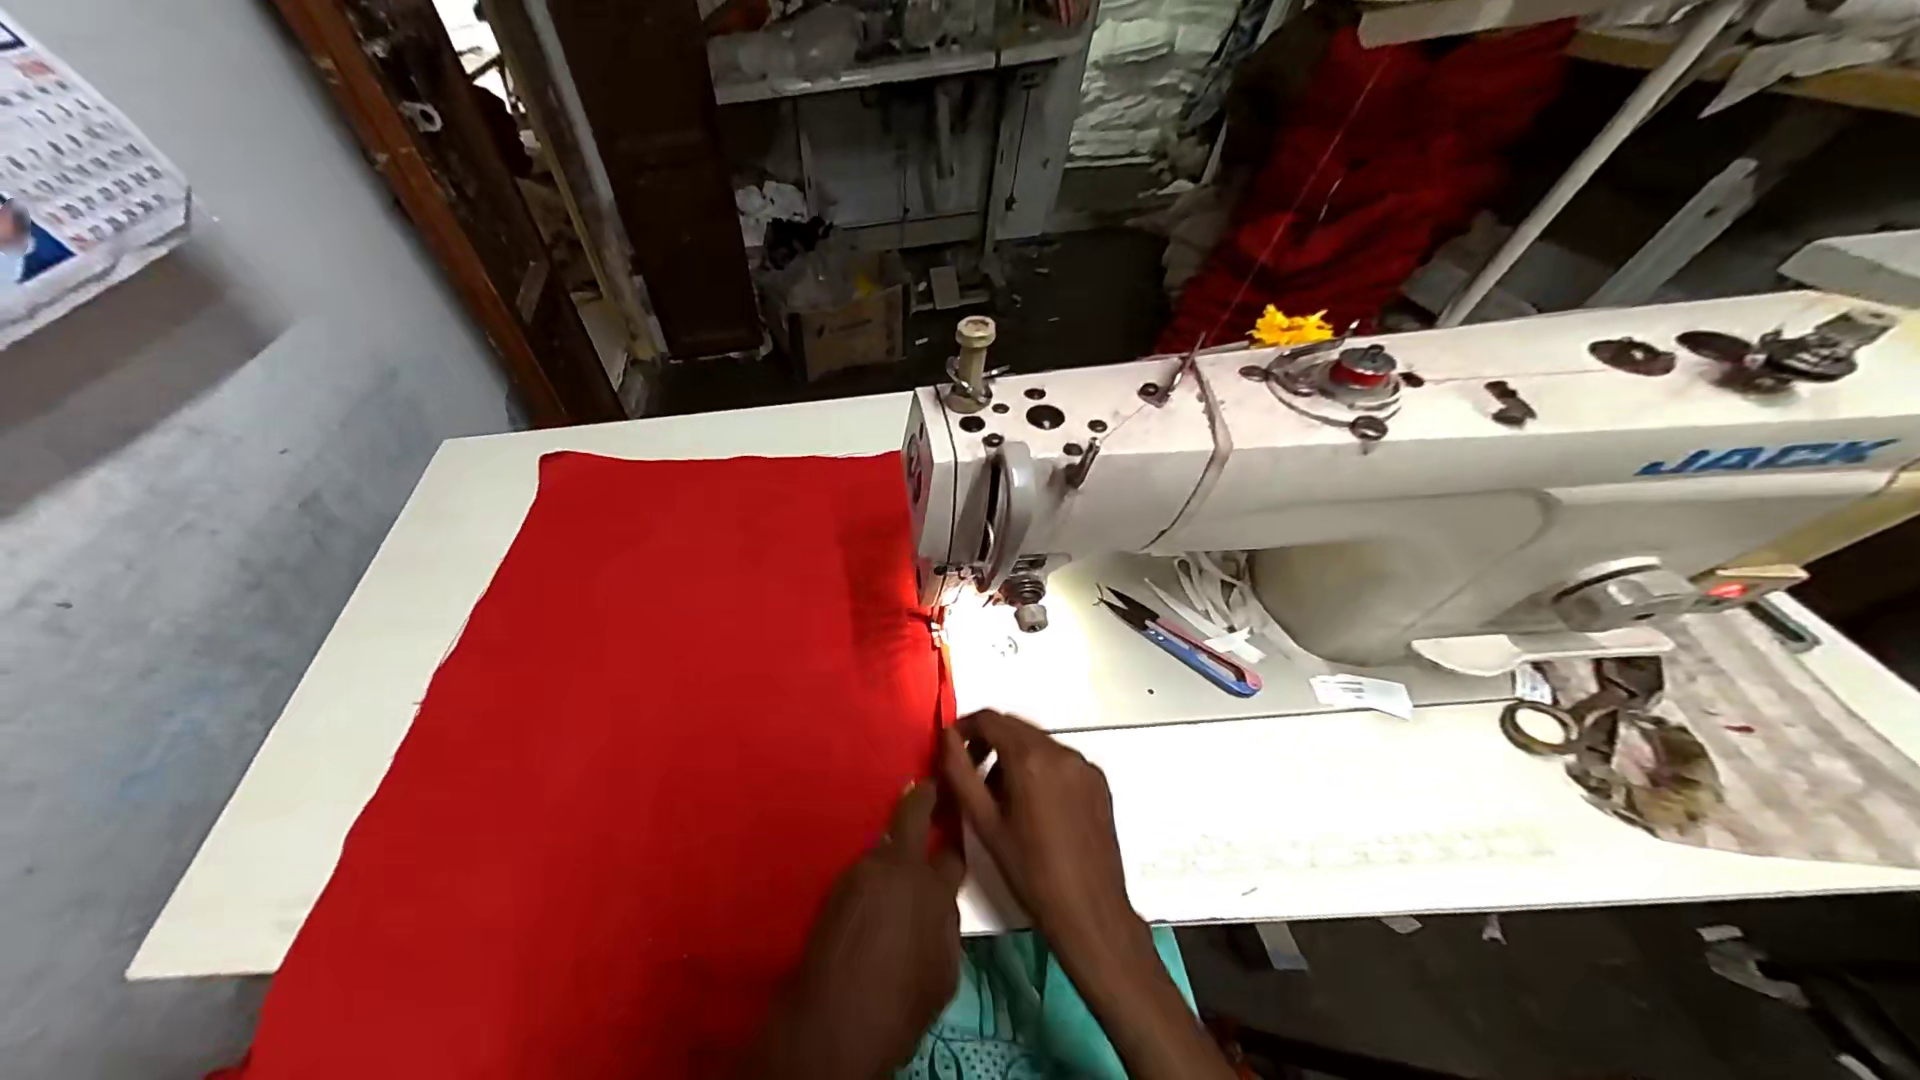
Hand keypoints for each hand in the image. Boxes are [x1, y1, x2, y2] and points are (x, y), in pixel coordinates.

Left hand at [751, 782, 963, 1079]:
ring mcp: (859, 872)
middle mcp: (894, 866)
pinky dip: (873, 881)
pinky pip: (863, 874)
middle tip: (932, 786)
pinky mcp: (834, 888)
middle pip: (912, 812)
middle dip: (924, 796)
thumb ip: (947, 927)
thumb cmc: (900, 1005)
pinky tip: (873, 906)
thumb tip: (941, 907)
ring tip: (898, 878)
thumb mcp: (944, 972)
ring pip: (884, 850)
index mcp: (931, 887)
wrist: (830, 1025)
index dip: (958, 842)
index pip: (952, 852)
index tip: (960, 832)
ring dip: (894, 858)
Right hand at [936, 709, 1134, 954]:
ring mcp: (1084, 765)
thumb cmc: (1029, 872)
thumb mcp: (984, 824)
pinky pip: (1061, 760)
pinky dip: (1041, 768)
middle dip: (989, 741)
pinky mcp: (1098, 781)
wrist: (1089, 910)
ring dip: (1015, 755)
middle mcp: (1061, 751)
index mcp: (1030, 759)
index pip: (990, 719)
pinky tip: (1034, 805)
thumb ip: (960, 773)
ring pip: (1039, 743)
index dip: (965, 727)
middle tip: (971, 772)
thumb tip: (947, 737)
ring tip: (1001, 795)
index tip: (951, 746)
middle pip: (1016, 727)